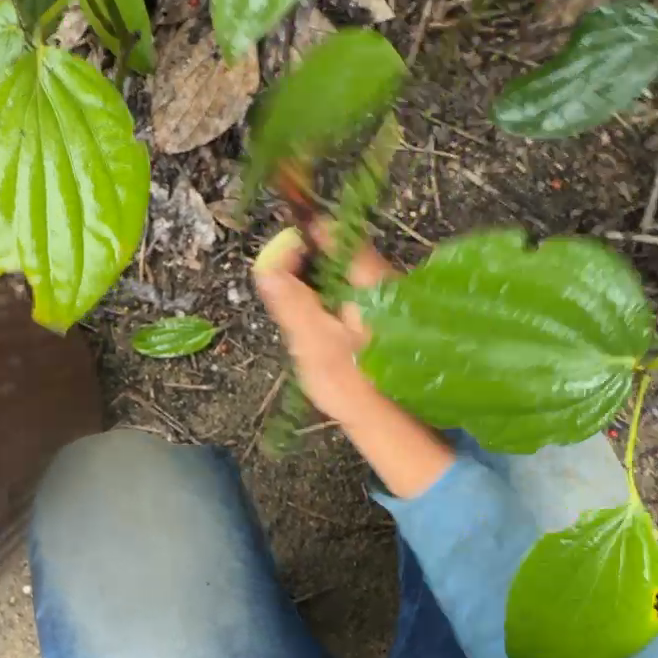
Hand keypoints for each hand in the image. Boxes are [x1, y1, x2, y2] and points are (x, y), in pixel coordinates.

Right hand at [251, 228, 455, 497]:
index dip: (305, 233)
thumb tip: (268, 263)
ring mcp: (389, 303)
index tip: (280, 245)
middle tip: (282, 286)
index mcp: (371, 281)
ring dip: (317, 288)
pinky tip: (320, 332)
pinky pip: (350, 300)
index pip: (336, 235)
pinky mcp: (386, 324)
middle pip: (339, 255)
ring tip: (298, 315)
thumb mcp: (313, 341)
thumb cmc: (351, 384)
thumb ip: (291, 301)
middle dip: (307, 265)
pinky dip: (330, 306)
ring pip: (343, 279)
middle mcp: (385, 283)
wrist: (388, 424)